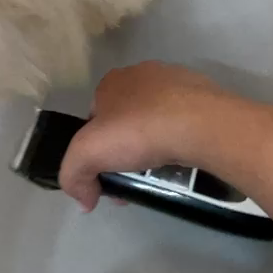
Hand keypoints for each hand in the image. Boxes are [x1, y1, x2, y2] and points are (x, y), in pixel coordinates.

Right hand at [57, 62, 240, 210]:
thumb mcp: (86, 154)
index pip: (94, 118)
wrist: (198, 123)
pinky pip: (181, 121)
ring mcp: (174, 81)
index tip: (106, 175)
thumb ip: (73, 175)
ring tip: (159, 174)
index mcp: (111, 81)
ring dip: (152, 146)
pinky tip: (181, 158)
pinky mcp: (200, 94)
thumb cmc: (138, 130)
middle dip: (124, 151)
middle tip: (133, 180)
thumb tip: (84, 198)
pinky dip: (178, 139)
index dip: (95, 149)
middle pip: (124, 120)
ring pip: (154, 120)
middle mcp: (141, 74)